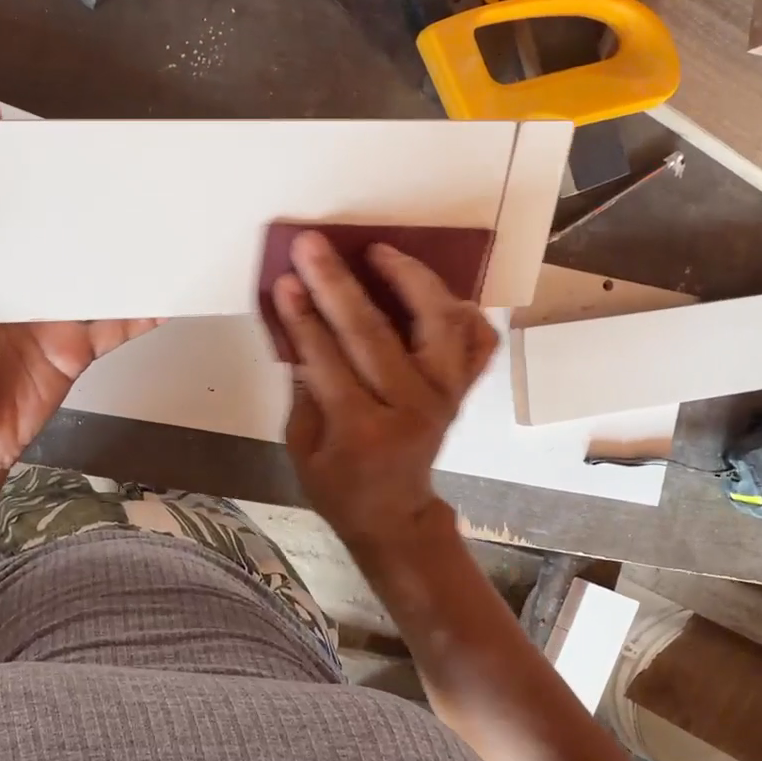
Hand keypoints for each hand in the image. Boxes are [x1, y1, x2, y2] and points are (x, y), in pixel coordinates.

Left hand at [0, 103, 161, 486]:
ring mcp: (47, 314)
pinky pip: (116, 325)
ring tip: (140, 208)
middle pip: (37, 227)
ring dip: (111, 240)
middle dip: (56, 190)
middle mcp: (8, 285)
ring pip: (84, 266)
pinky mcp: (75, 347)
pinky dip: (143, 310)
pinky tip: (166, 292)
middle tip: (79, 153)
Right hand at [270, 230, 497, 548]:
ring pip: (438, 324)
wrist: (393, 515)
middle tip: (313, 245)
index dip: (303, 316)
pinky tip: (433, 289)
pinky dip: (461, 310)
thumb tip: (298, 322)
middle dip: (337, 284)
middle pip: (374, 333)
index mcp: (362, 430)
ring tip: (380, 250)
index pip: (327, 359)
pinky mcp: (461, 390)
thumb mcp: (303, 445)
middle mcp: (411, 409)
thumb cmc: (338, 486)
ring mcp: (445, 396)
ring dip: (409, 279)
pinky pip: (475, 342)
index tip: (285, 278)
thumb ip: (304, 385)